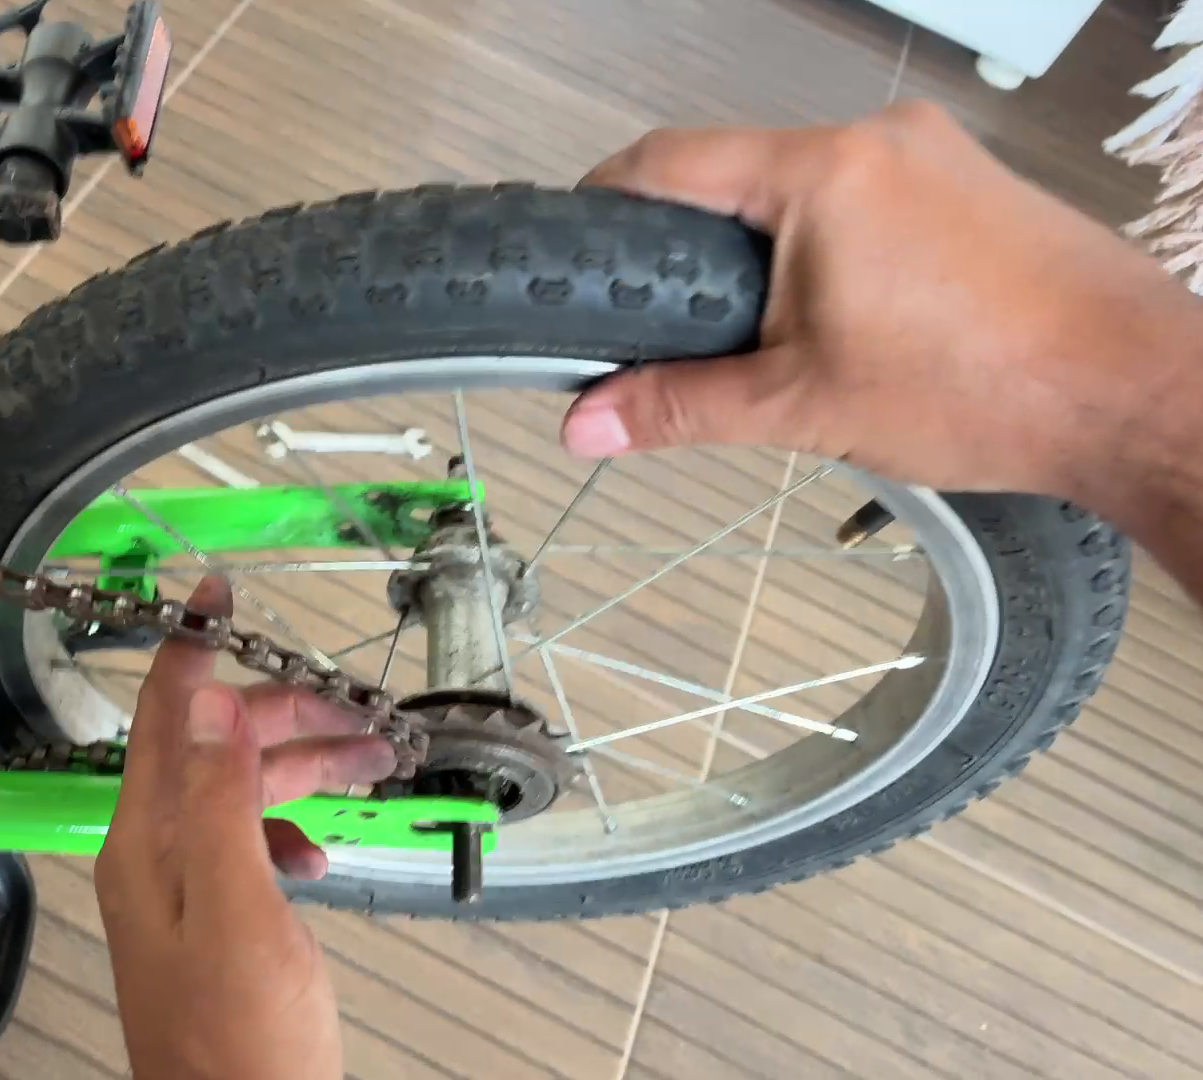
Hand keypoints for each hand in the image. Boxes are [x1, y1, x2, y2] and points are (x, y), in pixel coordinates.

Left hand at [96, 576, 395, 1079]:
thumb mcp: (238, 908)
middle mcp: (158, 846)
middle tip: (358, 714)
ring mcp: (188, 879)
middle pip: (221, 747)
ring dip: (307, 772)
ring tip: (374, 766)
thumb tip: (208, 699)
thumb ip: (219, 798)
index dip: (189, 646)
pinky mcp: (220, 908)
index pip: (162, 712)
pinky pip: (255, 841)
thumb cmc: (245, 1040)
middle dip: (288, 720)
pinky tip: (321, 858)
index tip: (216, 590)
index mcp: (148, 835)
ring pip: (247, 790)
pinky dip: (292, 832)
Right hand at [562, 101, 1202, 511]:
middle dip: (666, 238)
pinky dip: (787, 245)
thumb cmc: (975, 391)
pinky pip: (836, 196)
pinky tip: (788, 310)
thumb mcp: (795, 406)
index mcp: (825, 175)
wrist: (1147, 398)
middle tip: (634, 312)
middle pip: (723, 170)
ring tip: (709, 324)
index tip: (567, 246)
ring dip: (727, 246)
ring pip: (779, 186)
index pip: (671, 158)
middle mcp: (874, 141)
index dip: (603, 195)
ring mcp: (924, 156)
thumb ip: (674, 407)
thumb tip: (578, 430)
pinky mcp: (954, 185)